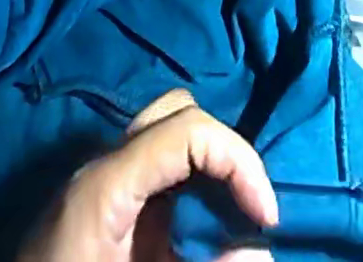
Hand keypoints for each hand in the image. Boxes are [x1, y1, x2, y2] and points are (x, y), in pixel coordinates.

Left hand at [17, 89, 278, 261]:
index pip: (187, 129)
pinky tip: (199, 228)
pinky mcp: (100, 205)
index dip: (239, 160)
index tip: (264, 216)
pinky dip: (189, 182)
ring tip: (230, 215)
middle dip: (225, 152)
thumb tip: (257, 250)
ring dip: (207, 164)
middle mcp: (100, 166)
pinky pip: (154, 168)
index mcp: (104, 183)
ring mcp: (97, 181)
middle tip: (248, 209)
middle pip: (177, 114)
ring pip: (166, 133)